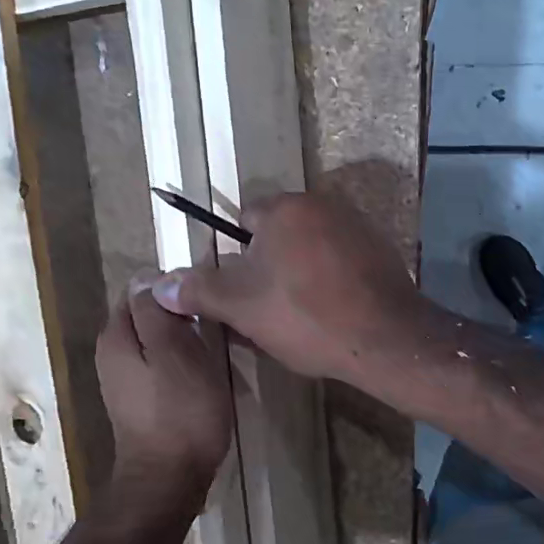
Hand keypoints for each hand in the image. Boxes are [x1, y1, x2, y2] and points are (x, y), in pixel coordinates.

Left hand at [95, 285, 232, 486]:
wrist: (170, 479)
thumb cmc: (180, 411)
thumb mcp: (175, 352)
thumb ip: (157, 313)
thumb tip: (150, 277)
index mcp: (117, 336)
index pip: (142, 287)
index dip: (176, 286)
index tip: (206, 298)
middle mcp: (114, 351)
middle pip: (150, 310)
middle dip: (181, 308)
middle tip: (217, 318)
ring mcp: (128, 375)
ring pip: (159, 334)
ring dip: (186, 332)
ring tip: (217, 339)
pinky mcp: (144, 394)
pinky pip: (164, 356)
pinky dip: (184, 353)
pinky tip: (206, 364)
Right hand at [150, 192, 427, 385]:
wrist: (384, 337)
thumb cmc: (305, 315)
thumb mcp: (240, 306)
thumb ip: (198, 290)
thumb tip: (160, 284)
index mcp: (288, 208)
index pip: (245, 218)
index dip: (235, 255)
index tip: (239, 289)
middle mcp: (324, 205)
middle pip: (280, 233)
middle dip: (267, 265)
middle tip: (263, 307)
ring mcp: (357, 225)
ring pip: (310, 247)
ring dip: (298, 272)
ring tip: (296, 315)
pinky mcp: (380, 249)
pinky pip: (340, 259)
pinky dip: (329, 278)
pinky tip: (329, 311)